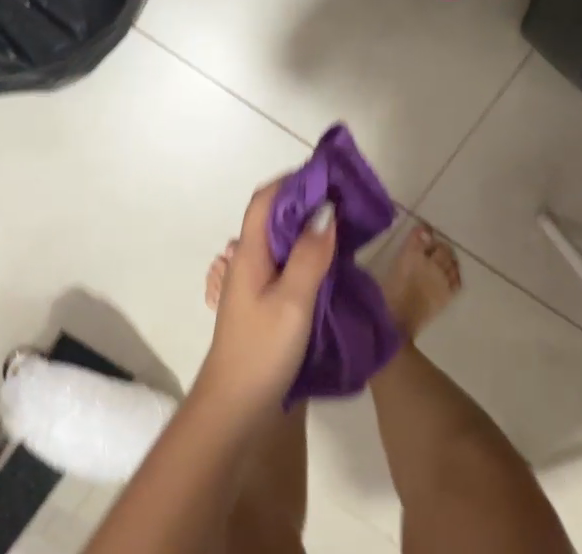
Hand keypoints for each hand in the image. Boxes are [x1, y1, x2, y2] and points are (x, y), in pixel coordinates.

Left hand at [196, 180, 337, 415]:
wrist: (235, 406)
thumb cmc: (261, 349)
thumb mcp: (293, 301)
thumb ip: (309, 256)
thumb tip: (326, 211)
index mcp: (249, 253)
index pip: (265, 200)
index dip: (292, 181)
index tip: (327, 175)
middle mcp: (248, 261)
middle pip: (273, 218)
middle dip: (305, 202)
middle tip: (346, 199)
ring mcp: (255, 283)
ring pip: (281, 242)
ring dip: (308, 229)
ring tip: (345, 226)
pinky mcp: (264, 303)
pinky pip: (286, 264)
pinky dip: (307, 254)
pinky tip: (331, 263)